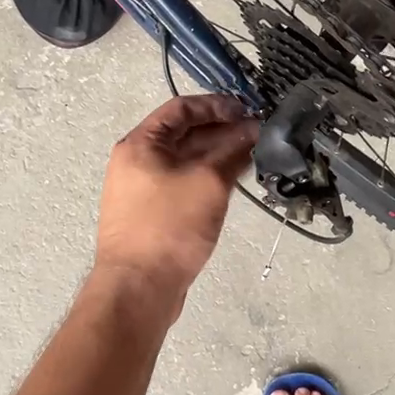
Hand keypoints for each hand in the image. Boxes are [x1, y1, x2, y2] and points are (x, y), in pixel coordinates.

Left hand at [93, 95, 258, 308]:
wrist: (137, 290)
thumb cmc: (170, 226)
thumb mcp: (209, 181)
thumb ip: (233, 150)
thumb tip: (253, 130)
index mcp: (140, 143)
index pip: (181, 107)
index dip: (217, 105)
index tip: (247, 111)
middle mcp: (136, 160)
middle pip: (184, 133)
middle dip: (222, 130)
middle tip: (257, 134)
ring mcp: (141, 188)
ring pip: (185, 159)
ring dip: (217, 154)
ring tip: (251, 156)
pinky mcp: (151, 213)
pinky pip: (182, 181)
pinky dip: (207, 176)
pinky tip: (232, 182)